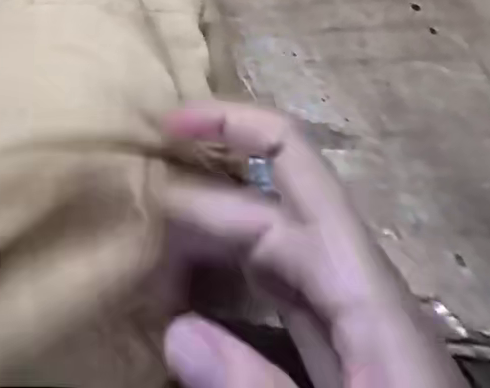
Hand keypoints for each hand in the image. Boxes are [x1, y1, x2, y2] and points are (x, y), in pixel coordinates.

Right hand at [161, 102, 465, 387]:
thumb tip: (177, 330)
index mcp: (363, 288)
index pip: (291, 167)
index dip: (228, 126)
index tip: (163, 125)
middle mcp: (352, 289)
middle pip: (259, 211)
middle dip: (191, 204)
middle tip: (126, 226)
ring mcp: (345, 327)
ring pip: (260, 255)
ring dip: (201, 248)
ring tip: (144, 261)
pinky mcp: (337, 363)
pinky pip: (266, 302)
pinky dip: (219, 292)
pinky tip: (184, 309)